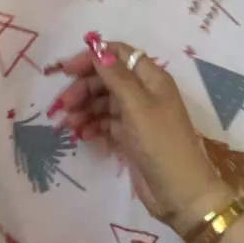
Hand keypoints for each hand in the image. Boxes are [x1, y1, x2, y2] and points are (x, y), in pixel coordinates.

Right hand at [53, 40, 227, 232]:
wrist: (180, 194)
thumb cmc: (161, 143)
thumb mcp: (137, 106)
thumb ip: (116, 76)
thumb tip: (97, 48)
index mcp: (151, 77)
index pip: (118, 54)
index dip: (93, 57)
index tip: (67, 69)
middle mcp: (144, 92)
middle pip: (107, 78)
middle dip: (84, 87)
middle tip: (63, 105)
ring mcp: (136, 115)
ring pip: (104, 101)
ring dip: (85, 108)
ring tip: (69, 124)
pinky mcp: (130, 136)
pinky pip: (106, 122)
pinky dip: (93, 124)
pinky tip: (81, 134)